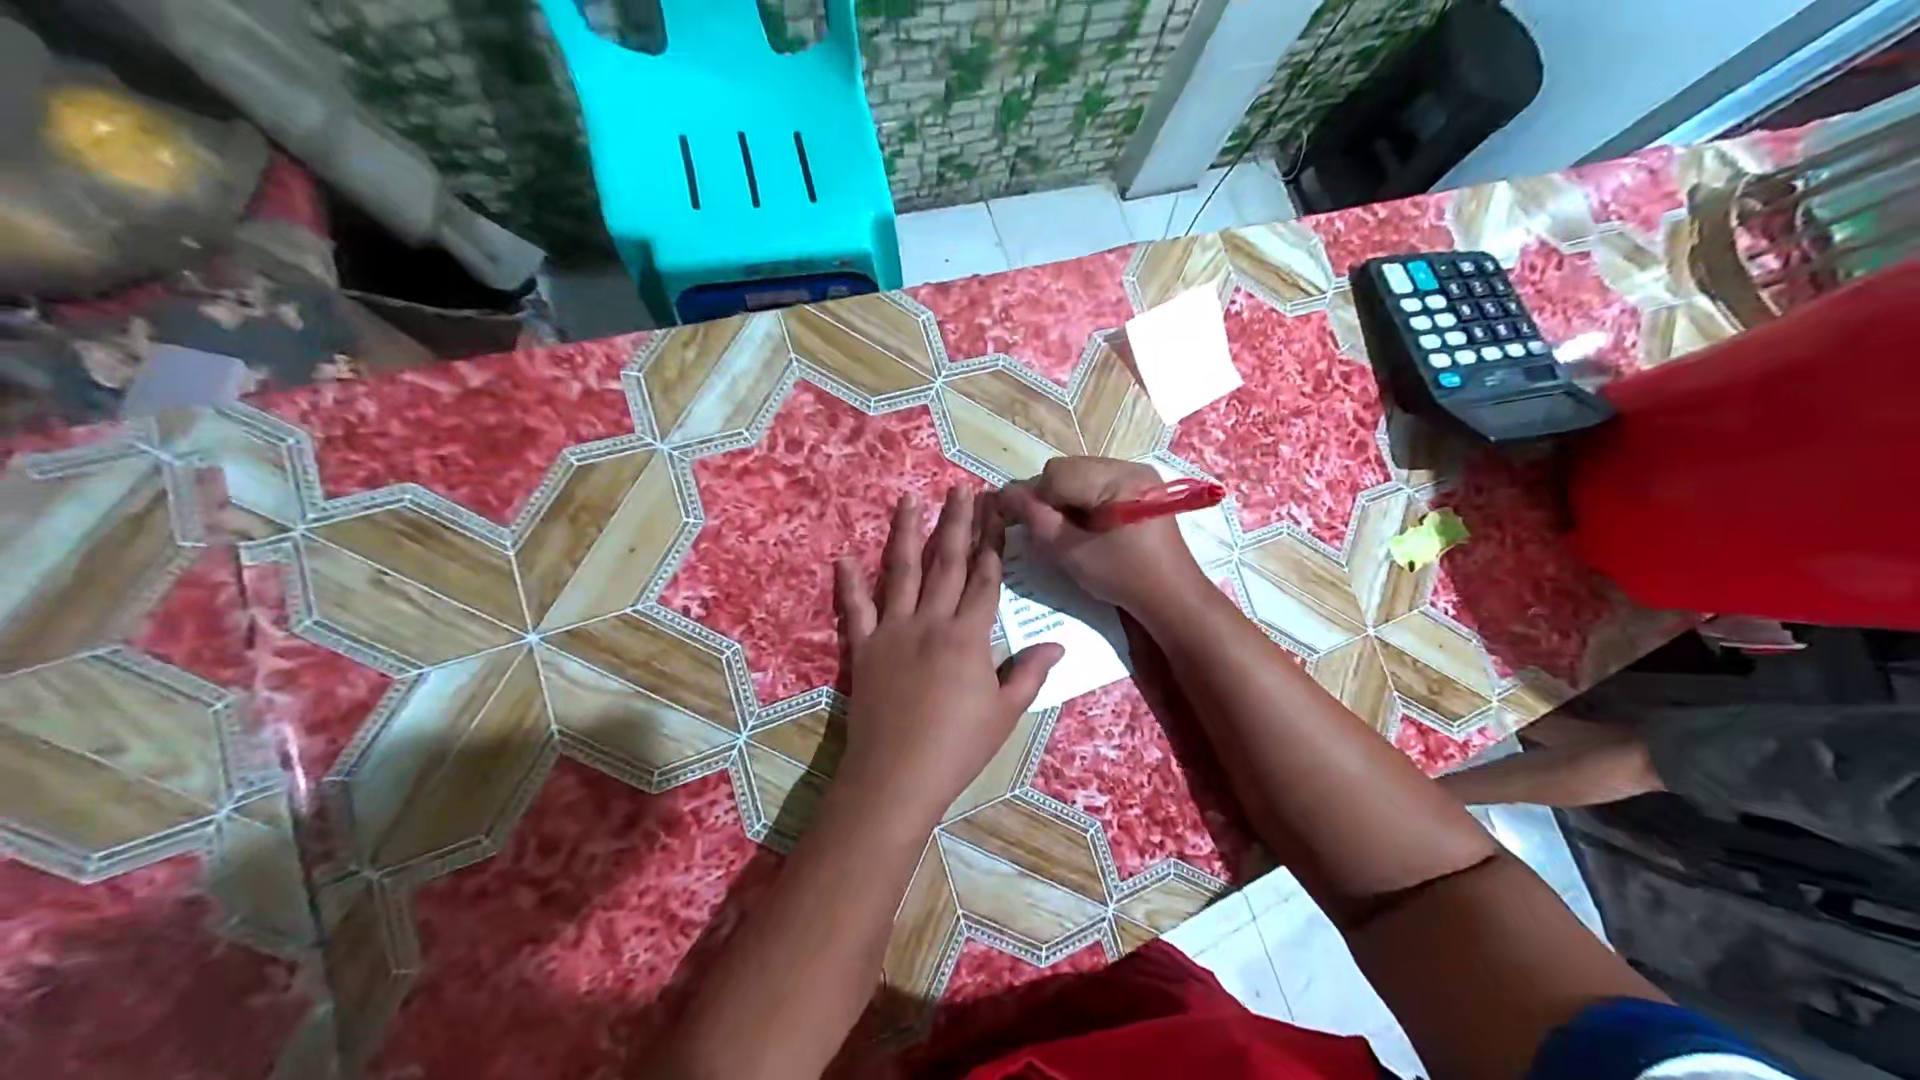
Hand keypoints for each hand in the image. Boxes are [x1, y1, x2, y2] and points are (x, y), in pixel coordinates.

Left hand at [832, 487, 1062, 821]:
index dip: (993, 542)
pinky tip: (845, 557)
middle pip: (947, 563)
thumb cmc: (958, 746)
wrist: (897, 775)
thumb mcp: (1005, 713)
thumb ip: (1029, 673)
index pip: (986, 578)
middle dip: (956, 523)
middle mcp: (931, 621)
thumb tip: (1057, 645)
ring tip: (910, 499)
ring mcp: (893, 630)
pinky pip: (856, 608)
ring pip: (901, 571)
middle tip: (960, 490)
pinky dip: (850, 583)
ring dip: (907, 533)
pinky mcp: (864, 647)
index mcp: (969, 636)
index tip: (996, 511)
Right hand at [998, 456, 1208, 617]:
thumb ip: (1037, 520)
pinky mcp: (1141, 485)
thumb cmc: (1123, 577)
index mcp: (1118, 480)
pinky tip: (1090, 525)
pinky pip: (1098, 480)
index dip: (1036, 499)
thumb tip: (1005, 495)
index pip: (1056, 473)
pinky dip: (1084, 498)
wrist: (1172, 596)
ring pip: (1080, 472)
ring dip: (1066, 497)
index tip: (1033, 529)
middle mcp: (1130, 466)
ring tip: (1072, 530)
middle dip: (1052, 497)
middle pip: (1068, 468)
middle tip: (1054, 532)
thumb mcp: (1071, 553)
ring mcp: (1138, 474)